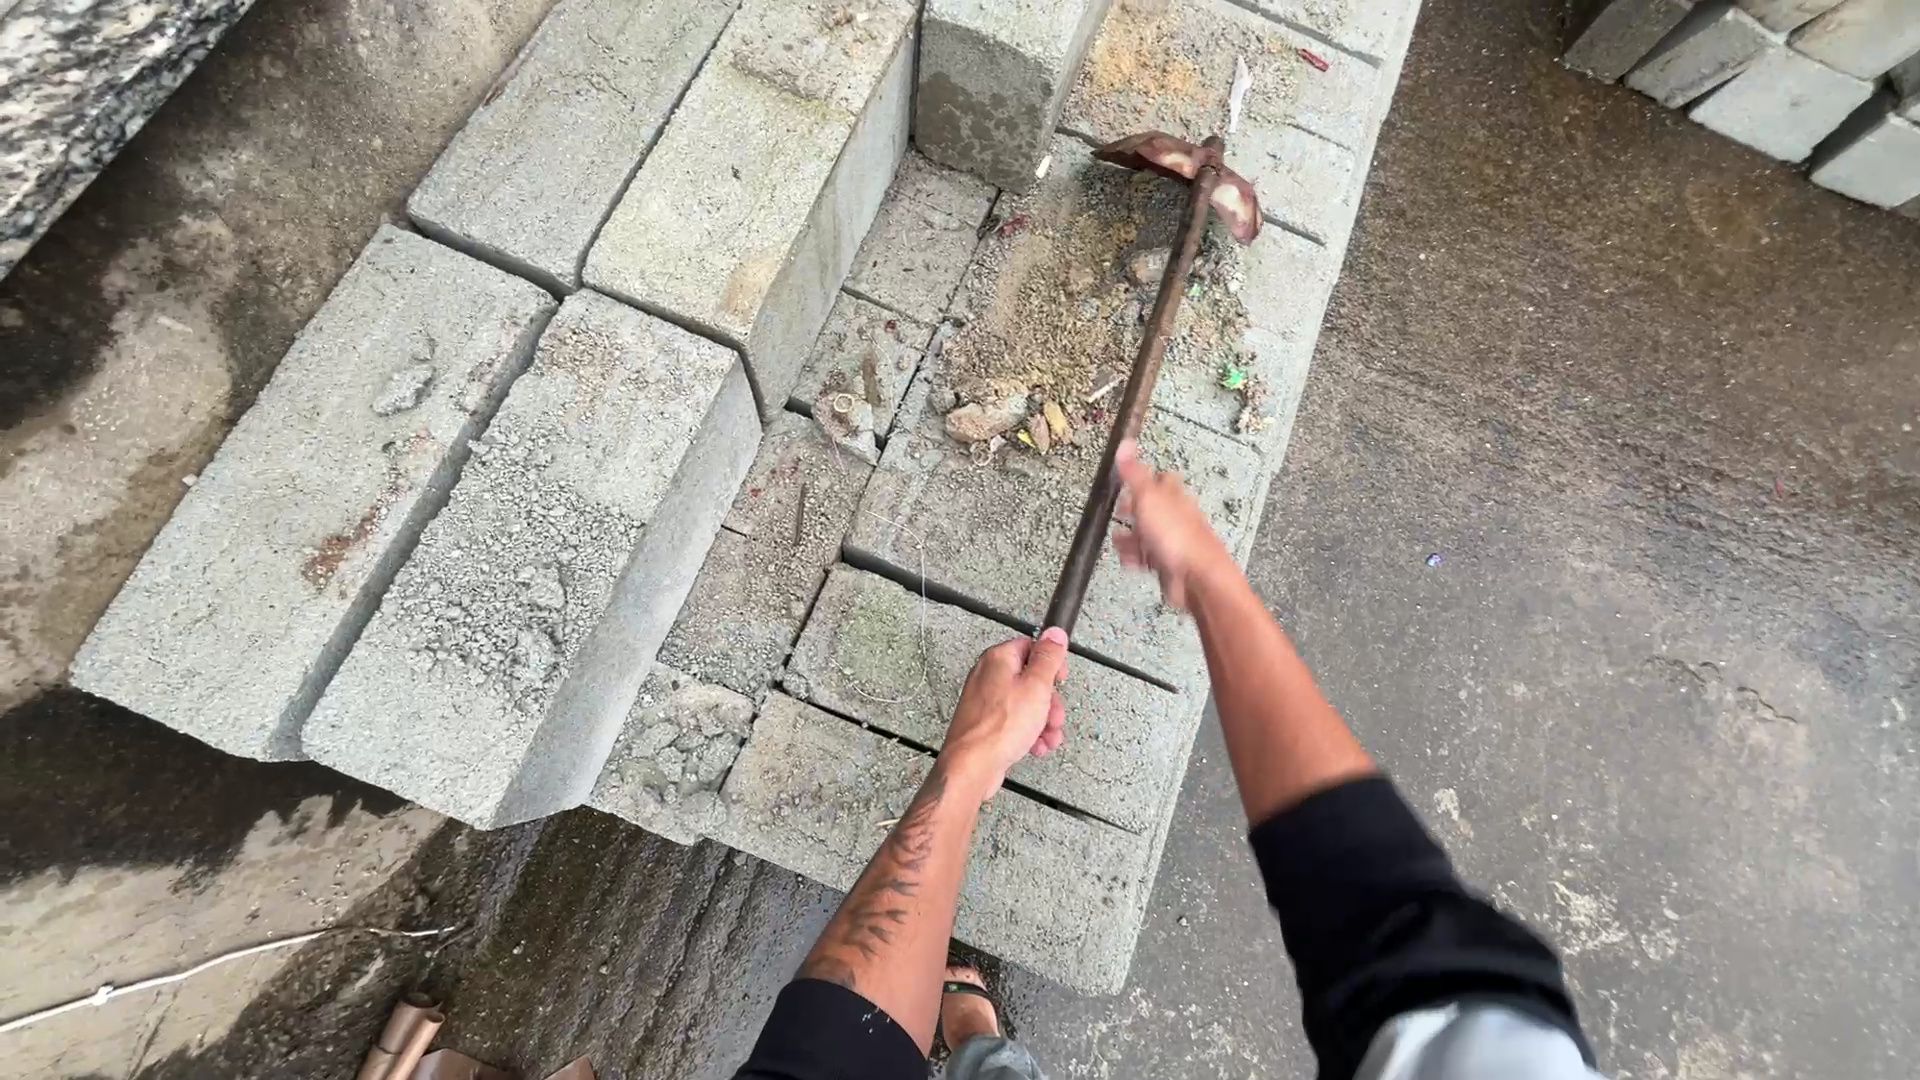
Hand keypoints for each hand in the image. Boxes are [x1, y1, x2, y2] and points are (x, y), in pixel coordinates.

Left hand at [940, 628, 1070, 796]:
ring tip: (1048, 736)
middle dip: (1049, 701)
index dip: (1050, 664)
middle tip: (1054, 715)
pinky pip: (1013, 722)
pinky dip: (1028, 733)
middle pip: (1030, 679)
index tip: (1060, 679)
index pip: (1031, 647)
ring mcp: (985, 701)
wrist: (973, 765)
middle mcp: (987, 676)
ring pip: (1025, 704)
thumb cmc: (998, 728)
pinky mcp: (985, 723)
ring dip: (1043, 721)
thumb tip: (1055, 634)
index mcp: (998, 659)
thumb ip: (1048, 658)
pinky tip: (1035, 746)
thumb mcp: (1036, 687)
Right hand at [1113, 440, 1234, 609]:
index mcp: (1174, 496)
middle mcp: (1176, 517)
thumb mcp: (1149, 498)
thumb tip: (1126, 444)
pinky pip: (1147, 557)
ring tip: (1119, 539)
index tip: (1126, 477)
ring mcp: (1172, 541)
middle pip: (1152, 508)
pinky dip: (1135, 557)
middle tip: (1120, 509)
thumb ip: (1134, 473)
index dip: (1142, 478)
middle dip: (1133, 510)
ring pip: (1148, 534)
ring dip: (1131, 536)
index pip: (1160, 479)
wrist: (1195, 577)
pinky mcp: (1167, 563)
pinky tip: (1129, 559)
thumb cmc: (1179, 537)